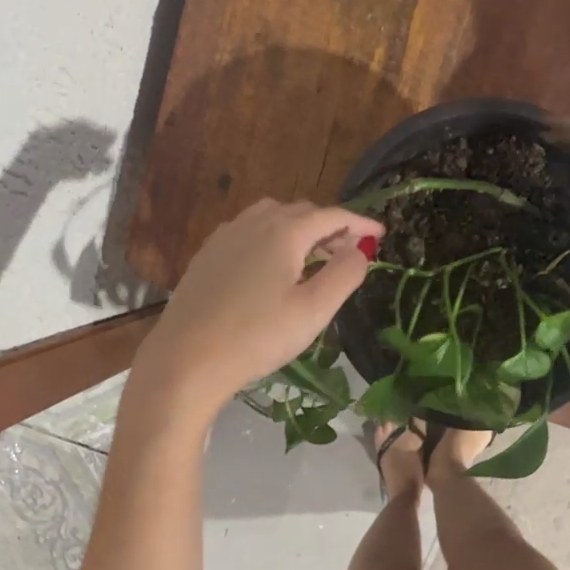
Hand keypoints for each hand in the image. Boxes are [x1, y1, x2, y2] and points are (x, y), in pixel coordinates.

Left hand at [136, 199, 383, 414]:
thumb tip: (360, 251)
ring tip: (314, 259)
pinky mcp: (207, 256)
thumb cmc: (258, 336)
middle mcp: (254, 222)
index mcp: (284, 231)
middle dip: (330, 227)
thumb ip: (344, 275)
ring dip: (300, 231)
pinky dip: (272, 240)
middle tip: (349, 253)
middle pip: (302, 212)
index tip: (381, 235)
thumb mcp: (314, 311)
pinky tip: (273, 269)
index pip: (332, 216)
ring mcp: (226, 236)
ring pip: (272, 219)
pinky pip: (249, 234)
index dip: (360, 224)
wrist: (189, 357)